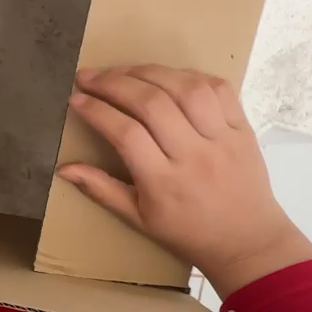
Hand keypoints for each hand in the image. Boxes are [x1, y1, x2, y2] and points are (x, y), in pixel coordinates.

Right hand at [58, 65, 311, 297]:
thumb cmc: (185, 232)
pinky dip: (188, 75)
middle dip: (115, 83)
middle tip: (89, 76)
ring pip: (185, 88)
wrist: (247, 240)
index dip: (97, 111)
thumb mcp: (136, 218)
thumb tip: (64, 168)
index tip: (75, 100)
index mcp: (164, 182)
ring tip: (122, 71)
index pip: (126, 134)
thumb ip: (100, 189)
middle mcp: (194, 155)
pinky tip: (164, 76)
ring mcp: (223, 138)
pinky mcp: (243, 127)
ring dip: (149, 72)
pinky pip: (218, 88)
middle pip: (152, 104)